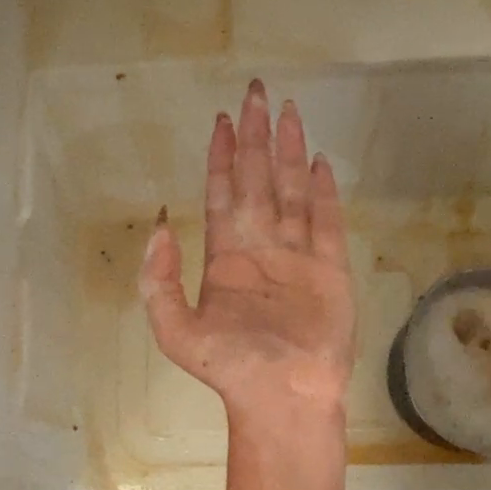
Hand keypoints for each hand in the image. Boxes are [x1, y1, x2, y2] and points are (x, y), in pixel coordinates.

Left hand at [139, 80, 355, 420]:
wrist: (284, 396)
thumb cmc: (232, 367)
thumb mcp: (175, 330)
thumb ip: (160, 280)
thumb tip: (161, 226)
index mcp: (226, 259)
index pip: (223, 195)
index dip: (222, 158)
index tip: (221, 121)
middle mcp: (261, 249)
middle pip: (258, 181)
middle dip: (255, 137)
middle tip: (254, 93)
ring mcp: (297, 257)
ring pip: (291, 190)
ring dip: (288, 151)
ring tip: (287, 111)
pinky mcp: (331, 269)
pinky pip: (327, 220)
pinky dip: (323, 190)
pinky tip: (318, 161)